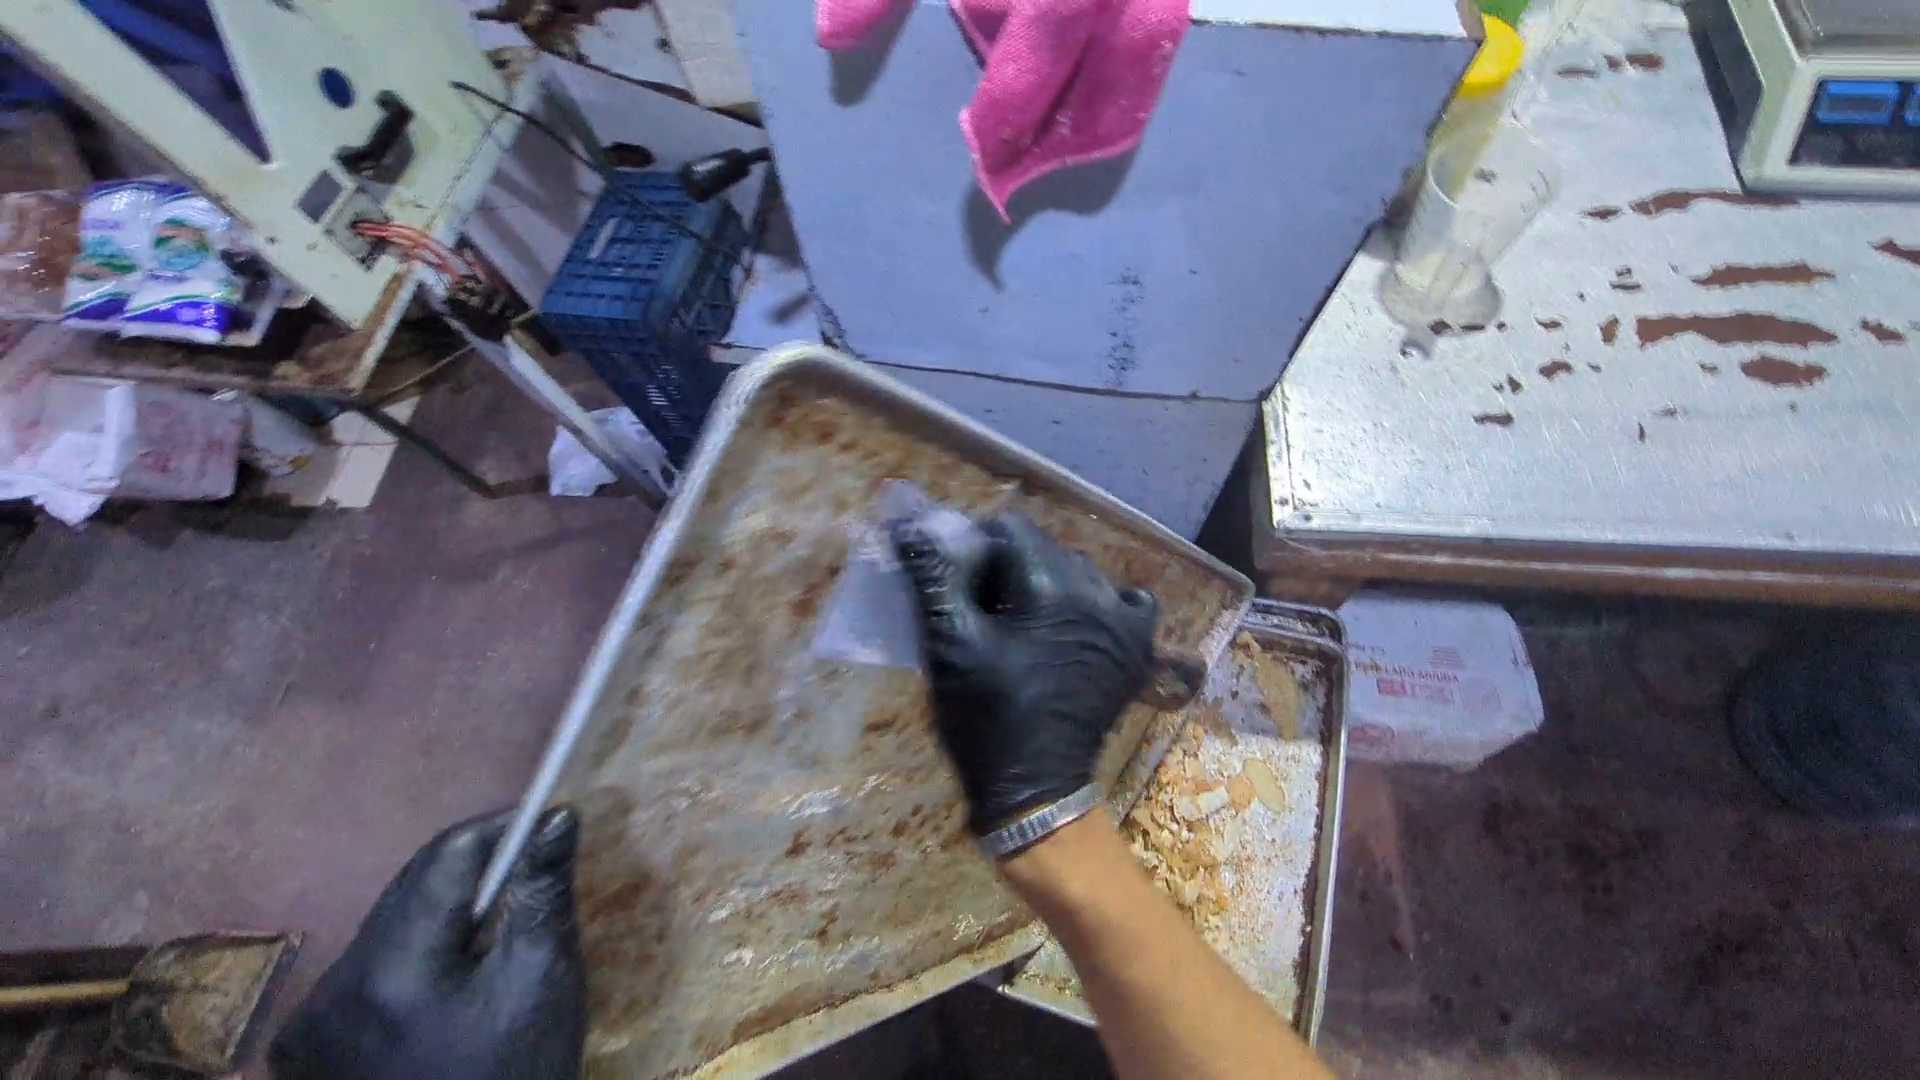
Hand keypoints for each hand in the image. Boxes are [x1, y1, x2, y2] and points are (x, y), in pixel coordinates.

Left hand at [271, 807, 585, 1079]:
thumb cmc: (516, 1071)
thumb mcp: (543, 978)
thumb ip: (544, 892)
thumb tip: (558, 815)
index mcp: (391, 970)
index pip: (446, 856)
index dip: (500, 830)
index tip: (546, 828)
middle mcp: (332, 987)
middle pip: (413, 882)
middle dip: (475, 865)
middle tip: (531, 870)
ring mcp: (310, 1019)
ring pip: (392, 915)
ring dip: (447, 902)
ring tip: (498, 920)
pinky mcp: (307, 1042)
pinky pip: (373, 956)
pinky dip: (418, 941)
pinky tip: (454, 967)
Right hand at [891, 512, 1158, 832]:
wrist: (1034, 788)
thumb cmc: (983, 716)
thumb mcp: (949, 643)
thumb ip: (933, 577)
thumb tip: (909, 523)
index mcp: (1050, 586)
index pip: (1011, 529)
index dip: (978, 545)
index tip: (960, 578)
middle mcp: (1097, 593)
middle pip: (1046, 548)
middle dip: (1011, 563)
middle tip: (984, 602)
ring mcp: (1125, 623)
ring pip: (1082, 571)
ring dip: (1051, 580)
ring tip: (1023, 616)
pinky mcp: (1137, 650)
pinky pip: (1127, 602)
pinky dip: (1102, 602)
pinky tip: (1077, 623)